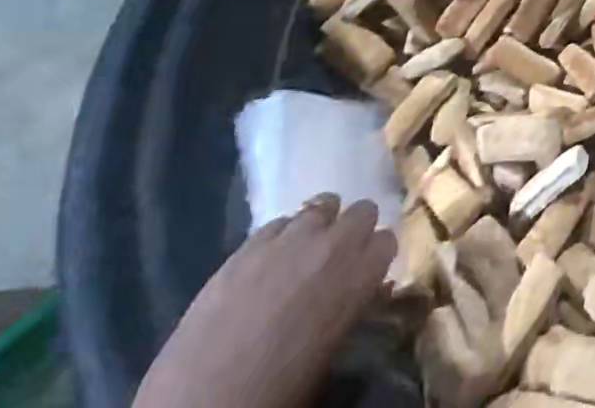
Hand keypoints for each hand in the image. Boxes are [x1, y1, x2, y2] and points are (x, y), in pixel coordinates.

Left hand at [134, 194, 396, 407]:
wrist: (205, 402)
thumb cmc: (282, 384)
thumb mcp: (336, 345)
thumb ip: (354, 303)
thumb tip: (362, 289)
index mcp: (363, 273)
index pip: (388, 239)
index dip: (375, 254)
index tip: (365, 269)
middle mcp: (335, 245)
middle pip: (362, 210)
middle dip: (354, 229)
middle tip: (337, 256)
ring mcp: (290, 240)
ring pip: (321, 206)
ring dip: (319, 225)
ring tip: (302, 252)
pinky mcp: (247, 247)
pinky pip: (277, 224)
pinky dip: (279, 237)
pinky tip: (266, 263)